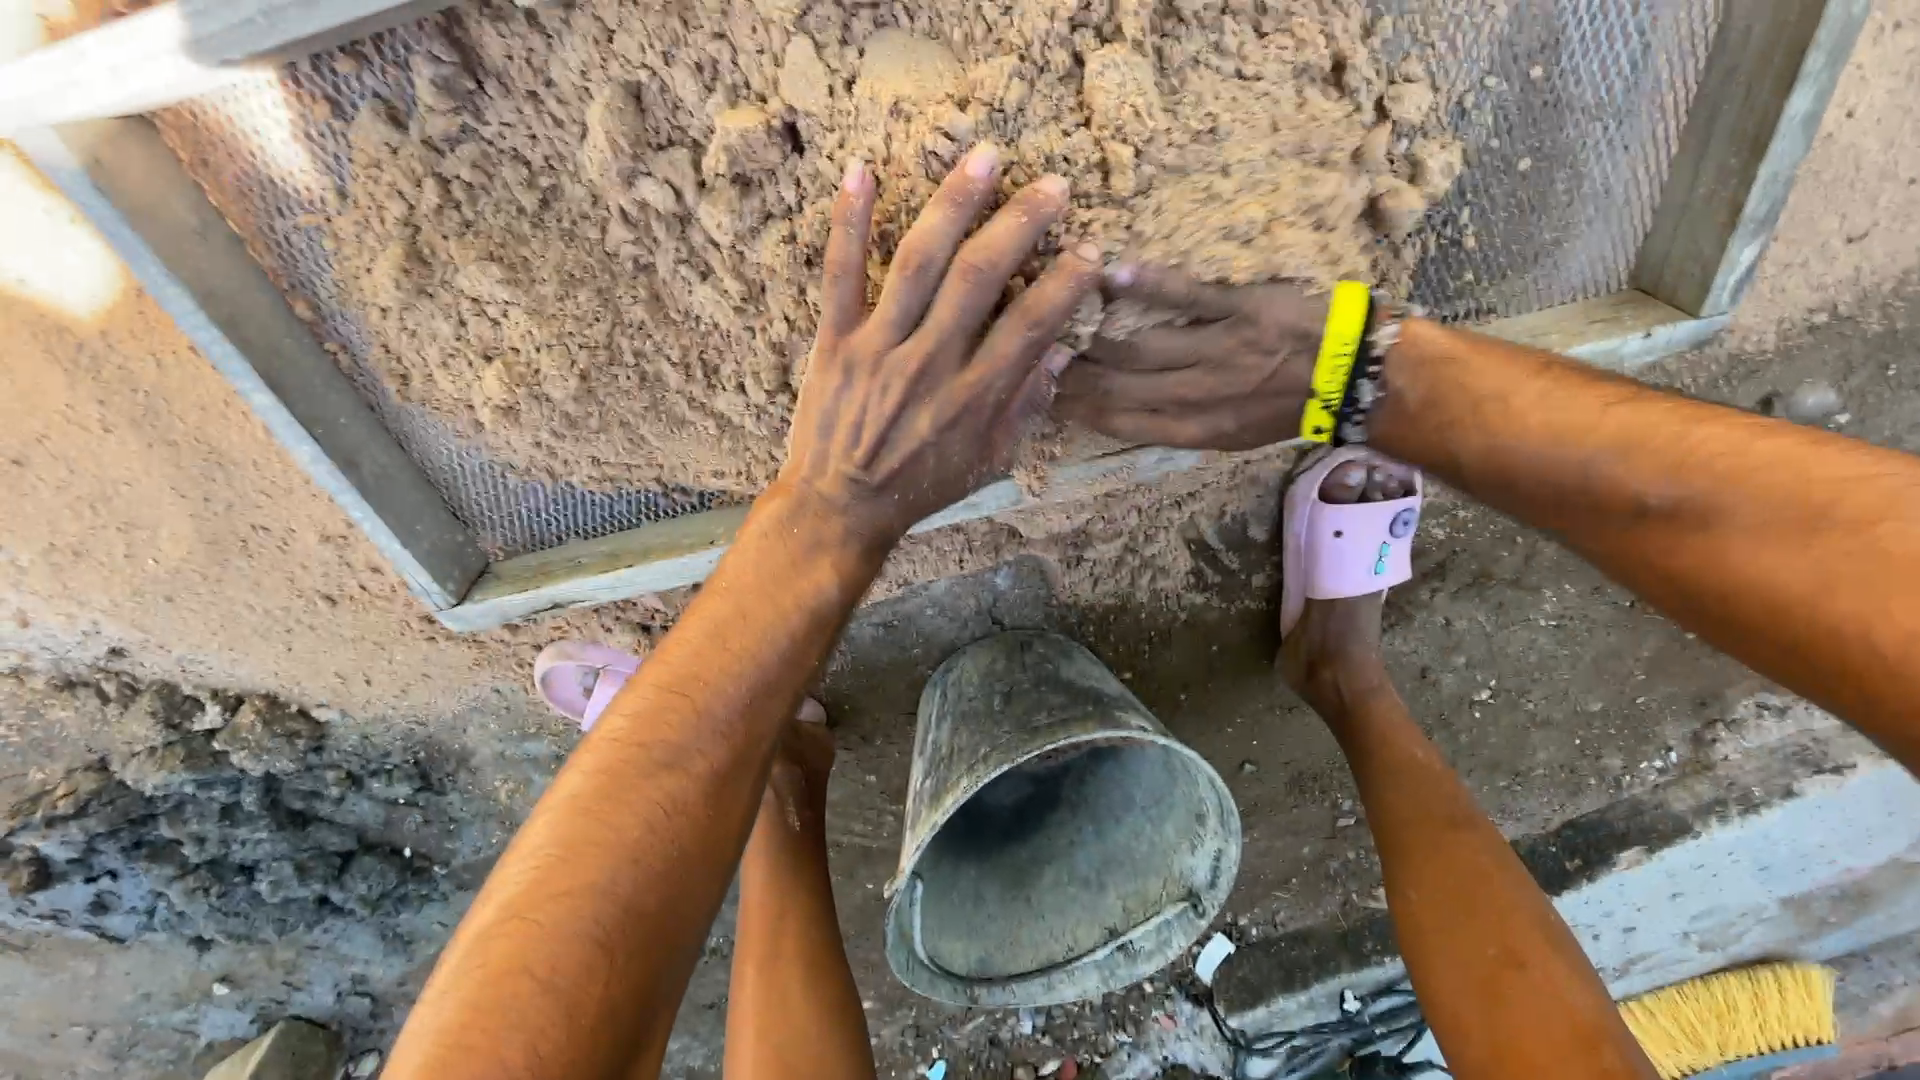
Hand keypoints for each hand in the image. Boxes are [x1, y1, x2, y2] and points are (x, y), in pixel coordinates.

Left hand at [777, 146, 1101, 545]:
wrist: (840, 507)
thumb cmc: (920, 487)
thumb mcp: (988, 463)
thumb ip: (1025, 408)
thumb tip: (1061, 353)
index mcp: (973, 398)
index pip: (1031, 324)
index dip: (1065, 283)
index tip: (1090, 253)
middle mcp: (929, 364)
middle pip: (980, 277)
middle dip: (1021, 224)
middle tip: (1053, 186)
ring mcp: (878, 347)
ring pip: (919, 261)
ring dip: (955, 204)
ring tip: (987, 157)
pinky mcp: (834, 341)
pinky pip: (840, 273)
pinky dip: (849, 221)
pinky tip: (863, 170)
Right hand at [1055, 264, 1329, 449]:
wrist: (1355, 374)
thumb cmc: (1288, 408)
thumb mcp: (1232, 436)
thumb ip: (1181, 427)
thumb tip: (1125, 417)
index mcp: (1196, 429)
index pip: (1120, 423)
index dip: (1078, 412)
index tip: (1046, 397)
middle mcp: (1199, 395)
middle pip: (1119, 388)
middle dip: (1074, 377)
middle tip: (1039, 359)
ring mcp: (1219, 350)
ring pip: (1140, 347)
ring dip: (1096, 337)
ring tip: (1063, 321)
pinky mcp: (1240, 308)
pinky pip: (1184, 295)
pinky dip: (1145, 285)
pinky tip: (1109, 276)